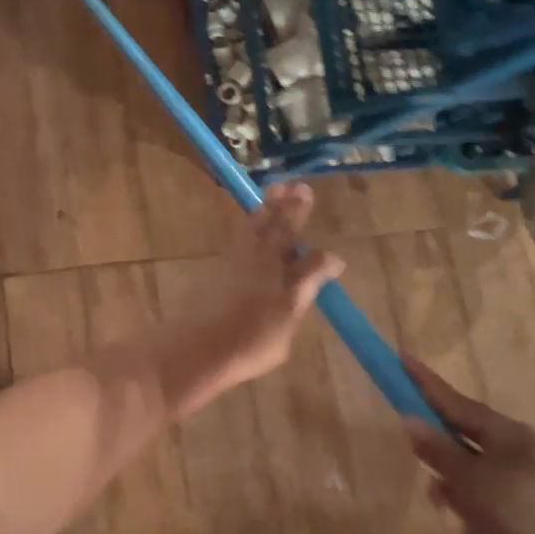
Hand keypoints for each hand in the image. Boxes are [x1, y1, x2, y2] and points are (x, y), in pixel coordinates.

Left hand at [208, 182, 343, 386]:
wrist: (198, 346)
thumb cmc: (248, 346)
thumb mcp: (284, 328)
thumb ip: (301, 297)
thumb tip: (320, 274)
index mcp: (286, 282)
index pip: (313, 264)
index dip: (325, 262)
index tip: (336, 261)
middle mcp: (264, 265)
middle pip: (281, 231)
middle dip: (293, 209)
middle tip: (301, 187)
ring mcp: (238, 262)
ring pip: (257, 226)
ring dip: (269, 207)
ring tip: (278, 189)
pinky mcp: (219, 265)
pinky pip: (241, 234)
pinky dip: (251, 221)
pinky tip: (254, 217)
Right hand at [404, 361, 534, 533]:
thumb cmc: (524, 524)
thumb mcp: (471, 484)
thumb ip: (438, 451)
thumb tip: (411, 419)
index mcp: (515, 438)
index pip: (458, 403)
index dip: (426, 384)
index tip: (401, 356)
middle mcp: (531, 461)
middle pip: (467, 459)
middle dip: (453, 487)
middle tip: (446, 504)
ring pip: (480, 500)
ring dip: (475, 525)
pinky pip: (502, 531)